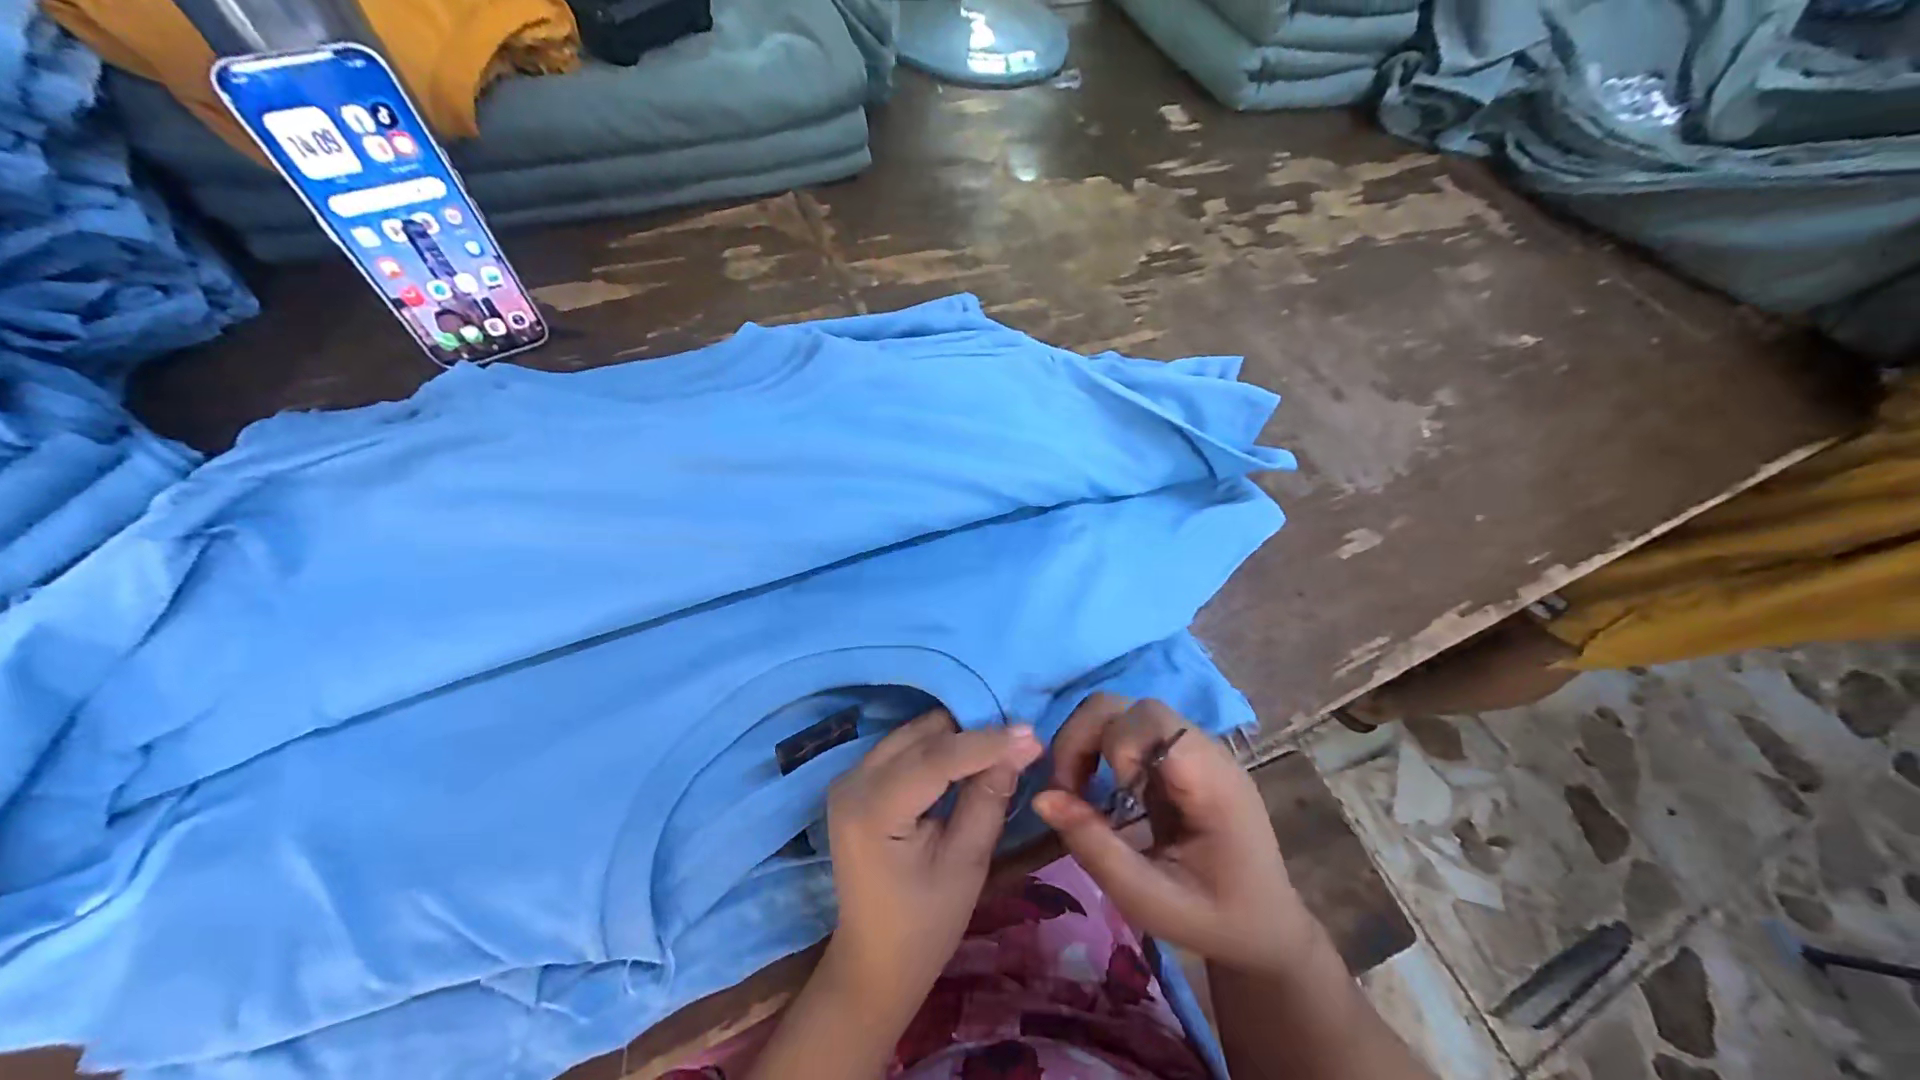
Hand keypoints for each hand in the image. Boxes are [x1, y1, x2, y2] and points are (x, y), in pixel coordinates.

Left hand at [821, 709, 1042, 1011]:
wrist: (876, 959)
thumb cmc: (925, 923)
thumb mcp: (966, 864)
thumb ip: (989, 798)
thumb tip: (1022, 744)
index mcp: (873, 811)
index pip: (935, 758)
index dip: (986, 742)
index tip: (1033, 734)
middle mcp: (852, 782)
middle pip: (922, 735)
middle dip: (972, 735)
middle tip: (1019, 746)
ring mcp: (850, 778)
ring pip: (914, 733)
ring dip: (956, 738)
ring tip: (999, 753)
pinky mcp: (856, 780)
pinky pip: (904, 746)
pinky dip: (938, 748)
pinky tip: (967, 762)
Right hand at [1032, 695, 1315, 975]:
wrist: (1265, 929)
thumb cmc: (1213, 920)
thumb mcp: (1149, 900)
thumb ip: (1095, 847)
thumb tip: (1042, 797)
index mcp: (1212, 781)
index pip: (1151, 721)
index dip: (1111, 747)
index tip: (1094, 799)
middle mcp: (1205, 751)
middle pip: (1130, 706)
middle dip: (1085, 737)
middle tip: (1068, 789)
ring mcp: (1193, 750)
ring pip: (1125, 711)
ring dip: (1089, 741)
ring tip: (1078, 789)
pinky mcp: (1179, 757)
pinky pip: (1130, 730)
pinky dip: (1101, 749)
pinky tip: (1100, 789)